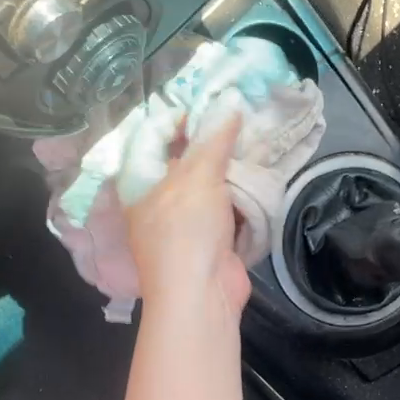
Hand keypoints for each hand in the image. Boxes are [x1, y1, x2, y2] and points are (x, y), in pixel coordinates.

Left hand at [122, 114, 249, 317]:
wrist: (201, 295)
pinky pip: (225, 209)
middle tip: (240, 118)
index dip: (177, 116)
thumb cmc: (186, 230)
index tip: (210, 105)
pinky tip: (259, 177)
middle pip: (183, 159)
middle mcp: (158, 200)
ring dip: (230, 168)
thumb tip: (230, 106)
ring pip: (208, 185)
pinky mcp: (210, 241)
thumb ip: (215, 140)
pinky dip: (240, 195)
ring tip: (255, 141)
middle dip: (211, 141)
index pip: (151, 136)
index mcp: (139, 183)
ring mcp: (185, 223)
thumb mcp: (198, 176)